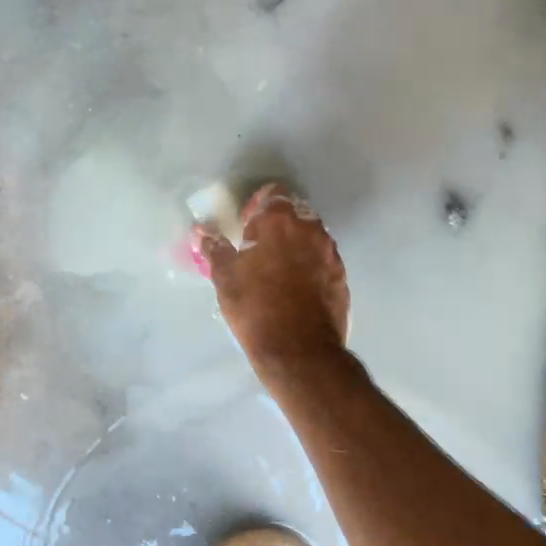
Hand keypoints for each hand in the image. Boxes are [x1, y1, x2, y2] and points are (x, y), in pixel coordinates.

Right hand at [198, 183, 350, 380]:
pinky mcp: (342, 278)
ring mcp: (330, 254)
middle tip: (259, 244)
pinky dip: (309, 263)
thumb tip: (203, 232)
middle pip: (295, 213)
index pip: (274, 193)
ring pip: (311, 236)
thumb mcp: (225, 277)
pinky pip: (323, 259)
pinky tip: (295, 285)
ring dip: (295, 242)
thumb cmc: (255, 306)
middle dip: (278, 223)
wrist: (299, 351)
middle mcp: (310, 230)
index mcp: (279, 222)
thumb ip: (215, 249)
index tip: (246, 223)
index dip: (259, 204)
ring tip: (277, 265)